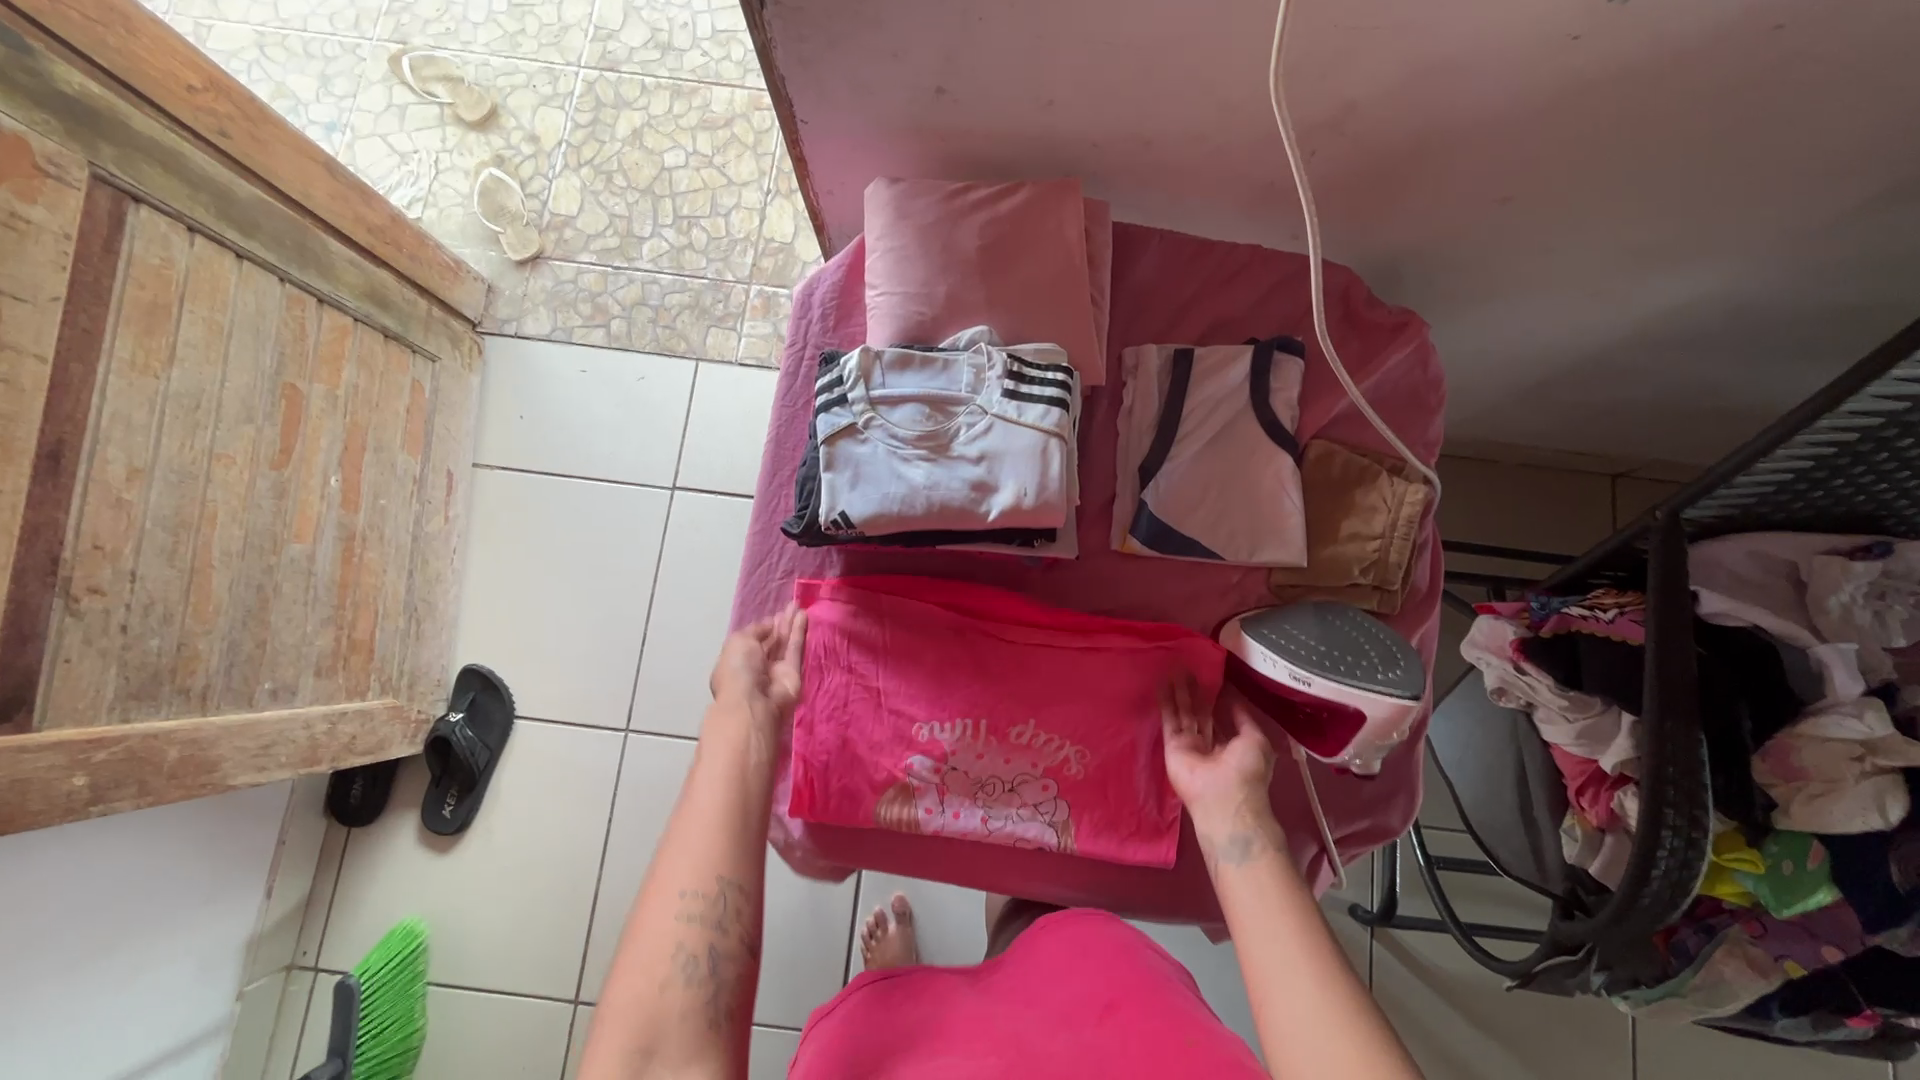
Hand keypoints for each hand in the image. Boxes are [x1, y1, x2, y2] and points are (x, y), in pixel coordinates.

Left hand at [709, 603, 807, 729]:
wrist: (754, 701)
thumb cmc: (738, 669)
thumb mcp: (739, 641)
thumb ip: (756, 629)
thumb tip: (770, 624)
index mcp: (736, 661)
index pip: (751, 641)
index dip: (763, 627)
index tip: (774, 615)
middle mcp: (756, 666)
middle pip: (770, 642)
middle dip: (779, 624)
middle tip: (790, 606)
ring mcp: (775, 671)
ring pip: (785, 644)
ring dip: (791, 626)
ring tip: (798, 606)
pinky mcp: (793, 674)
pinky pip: (796, 650)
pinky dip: (799, 633)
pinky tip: (803, 617)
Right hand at [1161, 675, 1280, 839]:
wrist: (1223, 799)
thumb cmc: (1246, 771)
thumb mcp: (1256, 740)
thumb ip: (1243, 717)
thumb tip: (1232, 697)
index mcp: (1231, 745)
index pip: (1221, 716)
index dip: (1217, 697)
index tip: (1211, 676)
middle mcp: (1209, 743)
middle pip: (1201, 712)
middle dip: (1196, 691)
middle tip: (1190, 668)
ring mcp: (1189, 745)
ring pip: (1184, 713)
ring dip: (1180, 692)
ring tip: (1175, 668)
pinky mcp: (1172, 746)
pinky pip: (1169, 721)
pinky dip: (1166, 703)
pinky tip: (1163, 684)